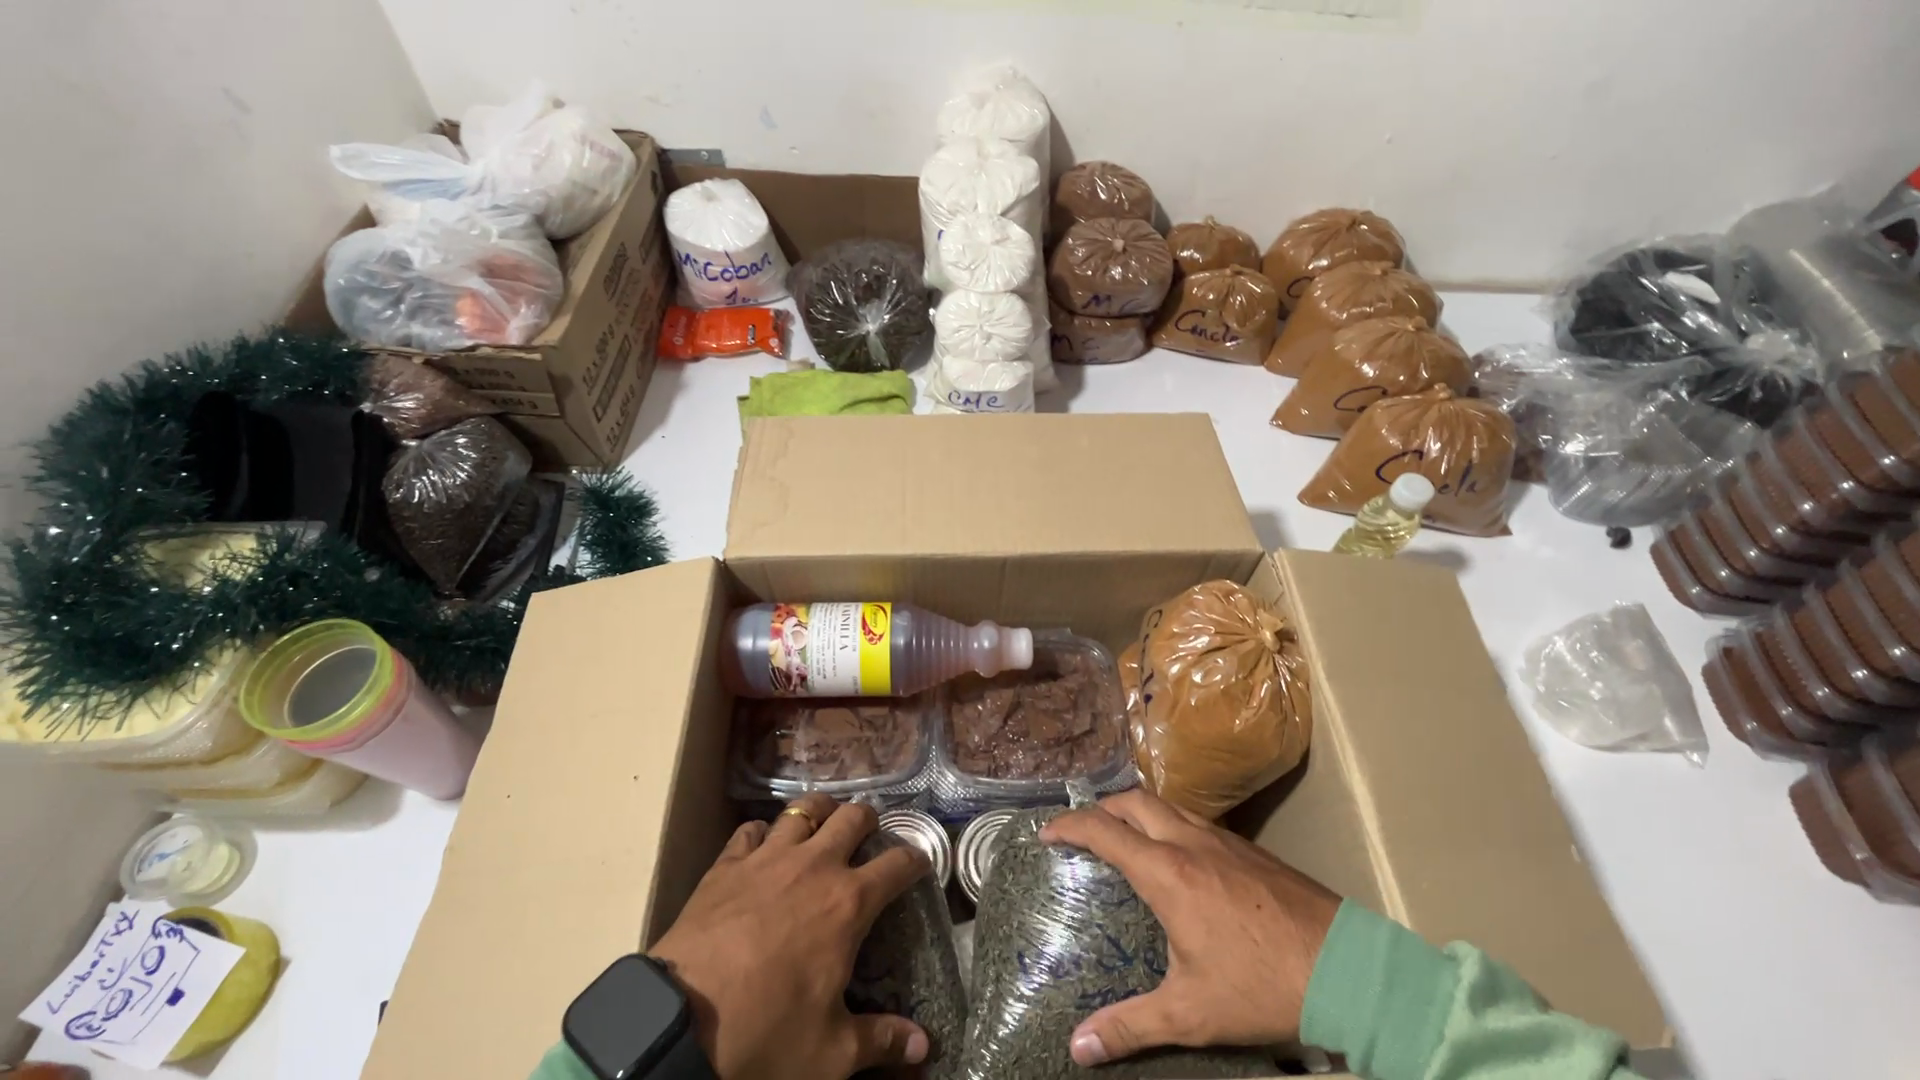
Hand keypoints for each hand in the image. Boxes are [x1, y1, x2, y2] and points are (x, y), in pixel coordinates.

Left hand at [648, 794, 931, 1079]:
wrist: (680, 1024)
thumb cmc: (766, 1034)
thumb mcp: (831, 1051)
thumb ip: (881, 1040)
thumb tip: (923, 1046)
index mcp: (849, 903)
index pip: (899, 864)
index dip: (917, 858)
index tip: (921, 862)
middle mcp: (814, 866)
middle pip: (853, 817)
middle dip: (868, 821)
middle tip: (870, 836)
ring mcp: (767, 859)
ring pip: (803, 809)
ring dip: (820, 811)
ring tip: (824, 822)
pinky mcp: (726, 865)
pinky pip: (750, 830)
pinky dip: (762, 833)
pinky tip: (762, 847)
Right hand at [1039, 789, 1341, 1066]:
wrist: (1349, 968)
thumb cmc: (1262, 986)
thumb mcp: (1190, 1013)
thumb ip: (1129, 1026)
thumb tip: (1077, 1049)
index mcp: (1168, 872)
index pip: (1104, 831)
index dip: (1069, 825)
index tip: (1046, 833)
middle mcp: (1192, 843)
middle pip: (1134, 801)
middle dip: (1101, 807)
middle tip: (1083, 831)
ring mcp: (1226, 841)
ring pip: (1168, 805)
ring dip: (1138, 812)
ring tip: (1126, 840)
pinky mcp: (1252, 850)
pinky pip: (1196, 821)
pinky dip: (1170, 824)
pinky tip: (1180, 860)